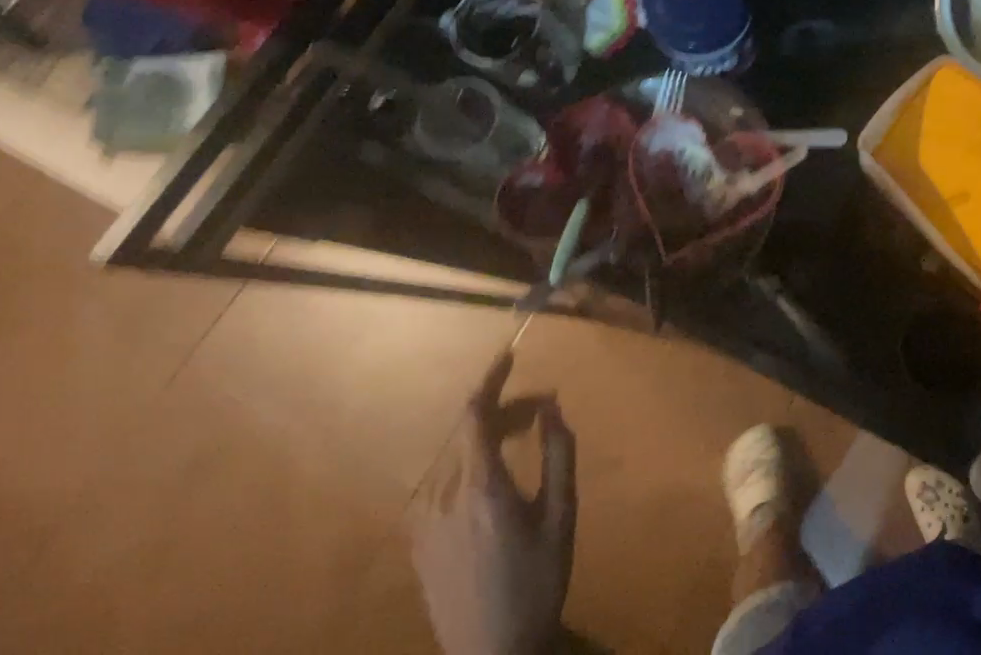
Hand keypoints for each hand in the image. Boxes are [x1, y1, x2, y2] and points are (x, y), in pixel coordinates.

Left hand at [412, 352, 576, 654]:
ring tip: (521, 440)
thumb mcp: (562, 517)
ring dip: (485, 436)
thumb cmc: (539, 581)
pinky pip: (440, 482)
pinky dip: (468, 463)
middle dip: (502, 409)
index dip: (491, 380)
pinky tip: (493, 479)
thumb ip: (559, 455)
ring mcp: (423, 519)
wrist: (493, 652)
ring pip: (453, 455)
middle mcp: (444, 495)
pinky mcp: (417, 539)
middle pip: (466, 430)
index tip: (508, 355)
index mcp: (483, 488)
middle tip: (541, 410)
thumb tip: (552, 405)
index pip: (475, 415)